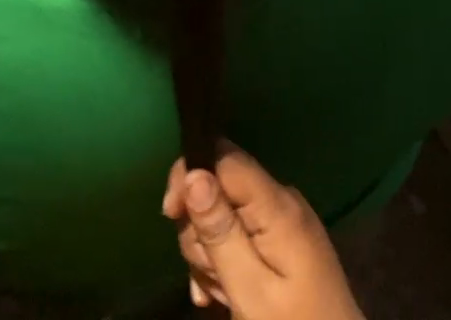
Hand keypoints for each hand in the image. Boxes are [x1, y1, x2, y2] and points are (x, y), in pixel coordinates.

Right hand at [163, 147, 363, 319]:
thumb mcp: (250, 290)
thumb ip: (220, 231)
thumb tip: (192, 172)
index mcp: (277, 205)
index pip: (224, 156)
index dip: (190, 174)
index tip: (170, 214)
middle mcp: (280, 200)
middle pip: (218, 185)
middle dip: (200, 228)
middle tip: (210, 275)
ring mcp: (281, 220)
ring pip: (221, 213)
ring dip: (209, 252)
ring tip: (220, 292)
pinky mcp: (279, 239)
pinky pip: (236, 232)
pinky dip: (221, 261)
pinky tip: (220, 294)